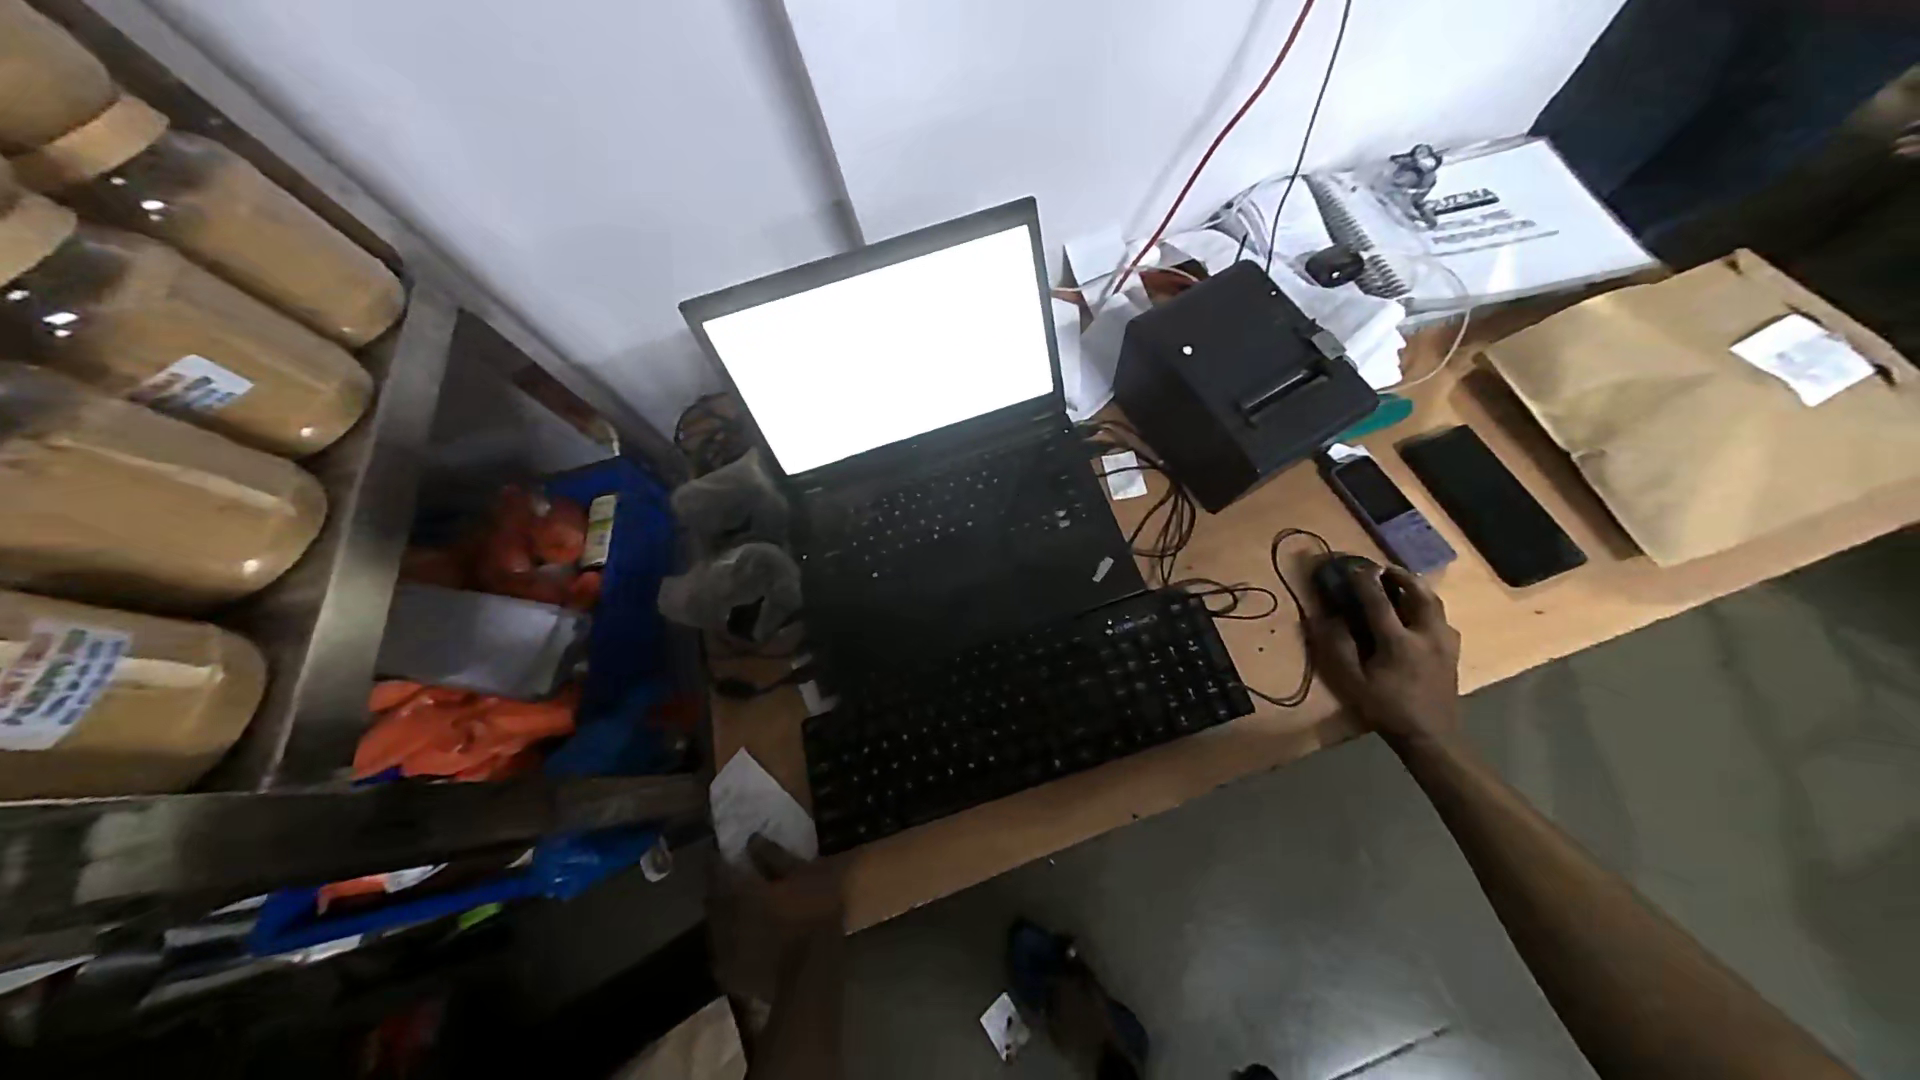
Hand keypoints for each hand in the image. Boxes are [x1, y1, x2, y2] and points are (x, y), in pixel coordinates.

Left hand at [708, 835, 843, 1005]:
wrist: (814, 973)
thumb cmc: (814, 913)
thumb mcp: (804, 873)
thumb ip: (775, 855)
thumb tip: (752, 838)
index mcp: (740, 891)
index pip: (717, 869)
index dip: (715, 858)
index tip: (719, 850)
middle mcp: (724, 918)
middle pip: (712, 898)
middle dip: (719, 887)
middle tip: (731, 880)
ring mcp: (723, 950)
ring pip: (714, 925)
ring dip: (722, 914)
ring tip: (737, 908)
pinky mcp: (729, 975)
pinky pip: (721, 952)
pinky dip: (729, 941)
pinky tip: (743, 939)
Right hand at [1309, 564, 1462, 746]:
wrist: (1431, 736)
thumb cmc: (1386, 709)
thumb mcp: (1352, 682)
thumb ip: (1338, 647)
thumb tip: (1326, 618)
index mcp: (1399, 642)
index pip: (1379, 601)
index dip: (1365, 582)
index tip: (1355, 567)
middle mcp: (1427, 635)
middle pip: (1420, 594)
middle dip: (1402, 577)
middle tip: (1385, 569)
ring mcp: (1445, 643)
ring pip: (1436, 605)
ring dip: (1418, 590)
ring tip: (1402, 584)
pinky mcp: (1452, 652)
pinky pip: (1441, 619)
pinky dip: (1428, 607)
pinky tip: (1418, 614)